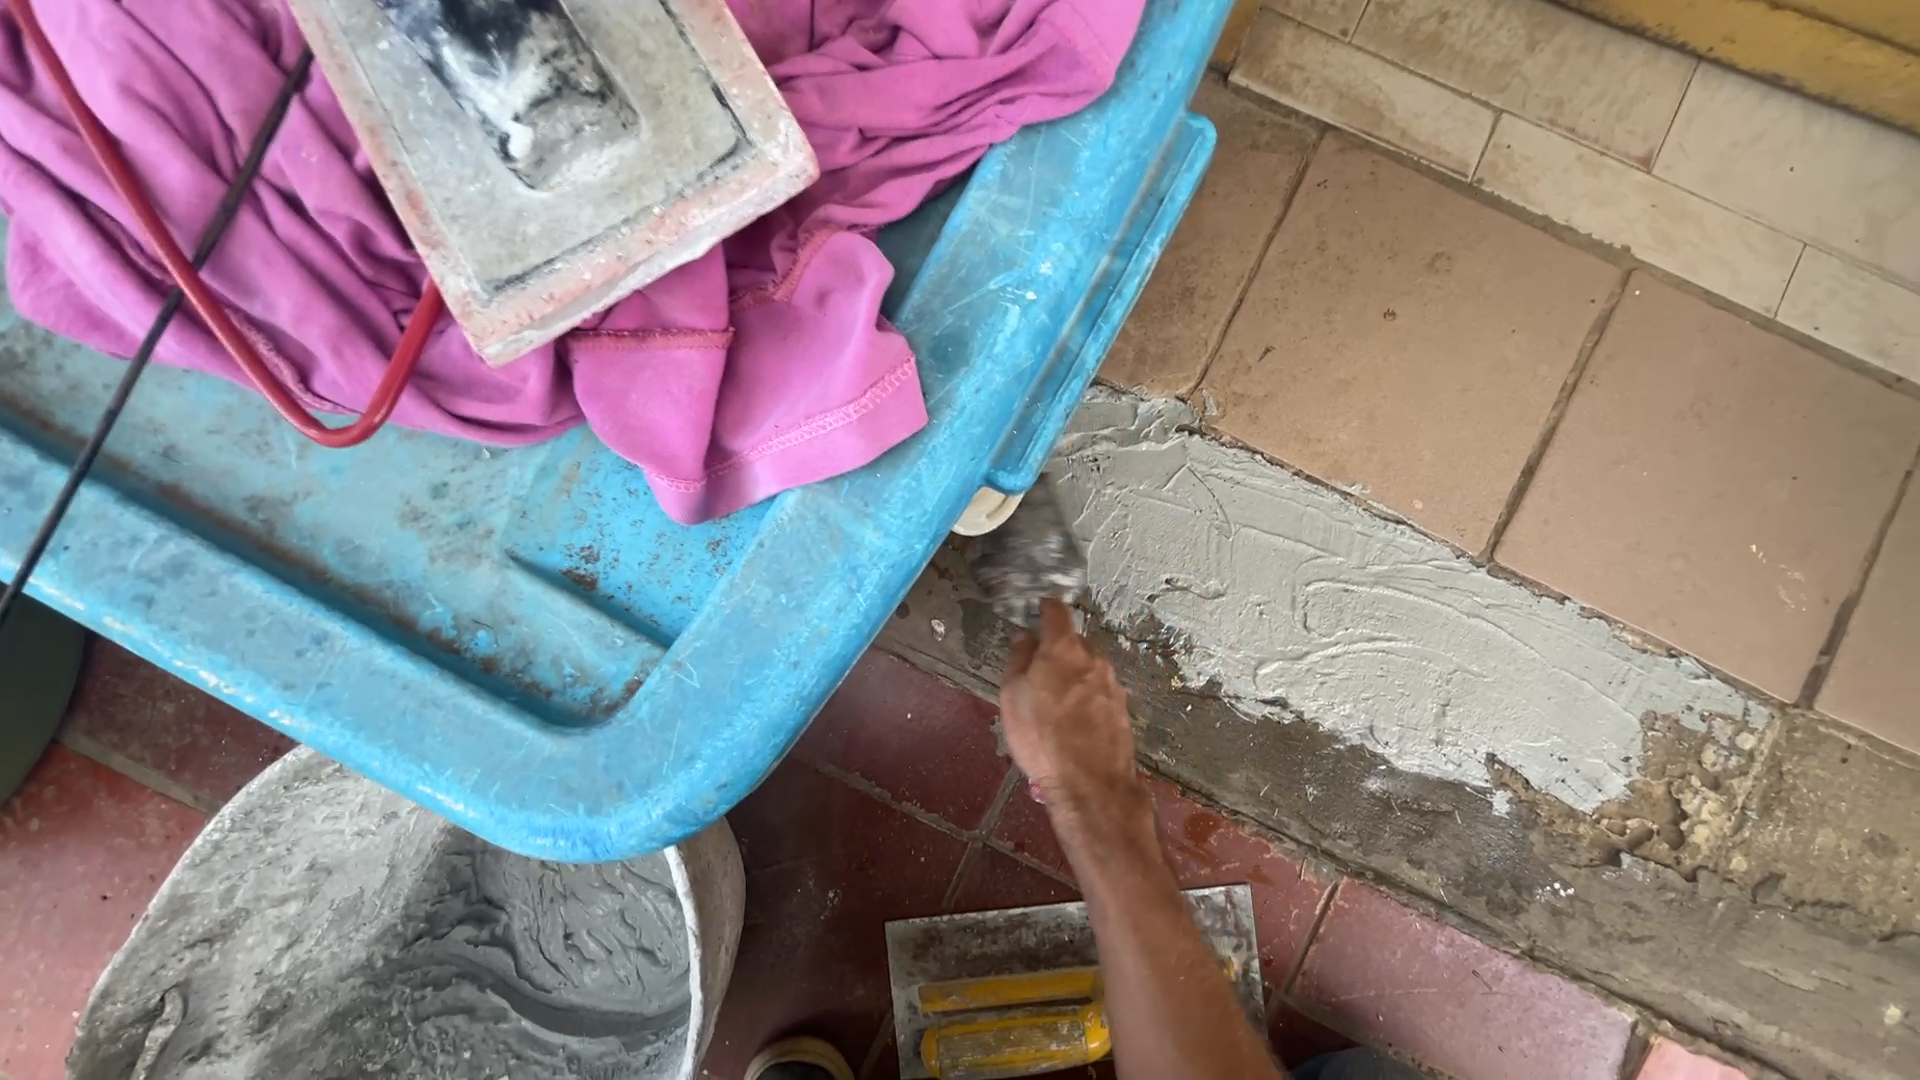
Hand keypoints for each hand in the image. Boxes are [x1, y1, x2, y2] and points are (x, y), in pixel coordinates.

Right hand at [1000, 599, 1146, 825]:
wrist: (1090, 783)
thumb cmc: (1041, 736)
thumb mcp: (1012, 696)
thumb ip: (1018, 660)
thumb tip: (1024, 638)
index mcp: (1063, 648)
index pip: (1057, 612)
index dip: (1046, 607)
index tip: (1038, 608)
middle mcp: (1093, 658)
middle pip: (1073, 643)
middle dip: (1057, 651)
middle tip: (1038, 674)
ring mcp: (1112, 684)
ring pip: (1087, 669)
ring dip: (1073, 677)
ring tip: (1054, 707)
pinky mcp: (1123, 708)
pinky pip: (1098, 692)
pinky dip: (1086, 699)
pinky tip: (1074, 723)